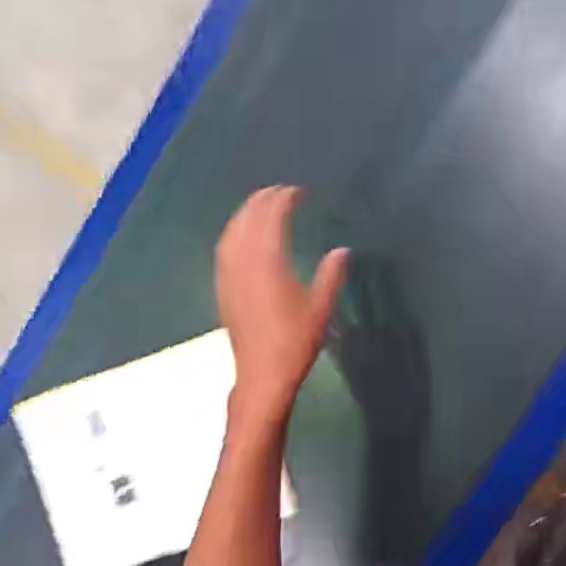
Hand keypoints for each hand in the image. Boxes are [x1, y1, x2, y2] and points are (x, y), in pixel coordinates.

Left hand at [215, 185, 349, 414]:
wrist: (262, 374)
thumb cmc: (295, 343)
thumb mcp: (321, 309)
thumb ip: (331, 276)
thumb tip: (342, 251)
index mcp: (270, 261)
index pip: (273, 217)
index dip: (285, 199)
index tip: (299, 191)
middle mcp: (244, 260)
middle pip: (249, 218)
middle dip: (264, 200)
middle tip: (281, 191)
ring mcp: (229, 273)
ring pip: (232, 230)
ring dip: (246, 212)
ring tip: (260, 205)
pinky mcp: (223, 287)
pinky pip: (225, 248)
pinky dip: (234, 231)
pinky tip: (241, 235)